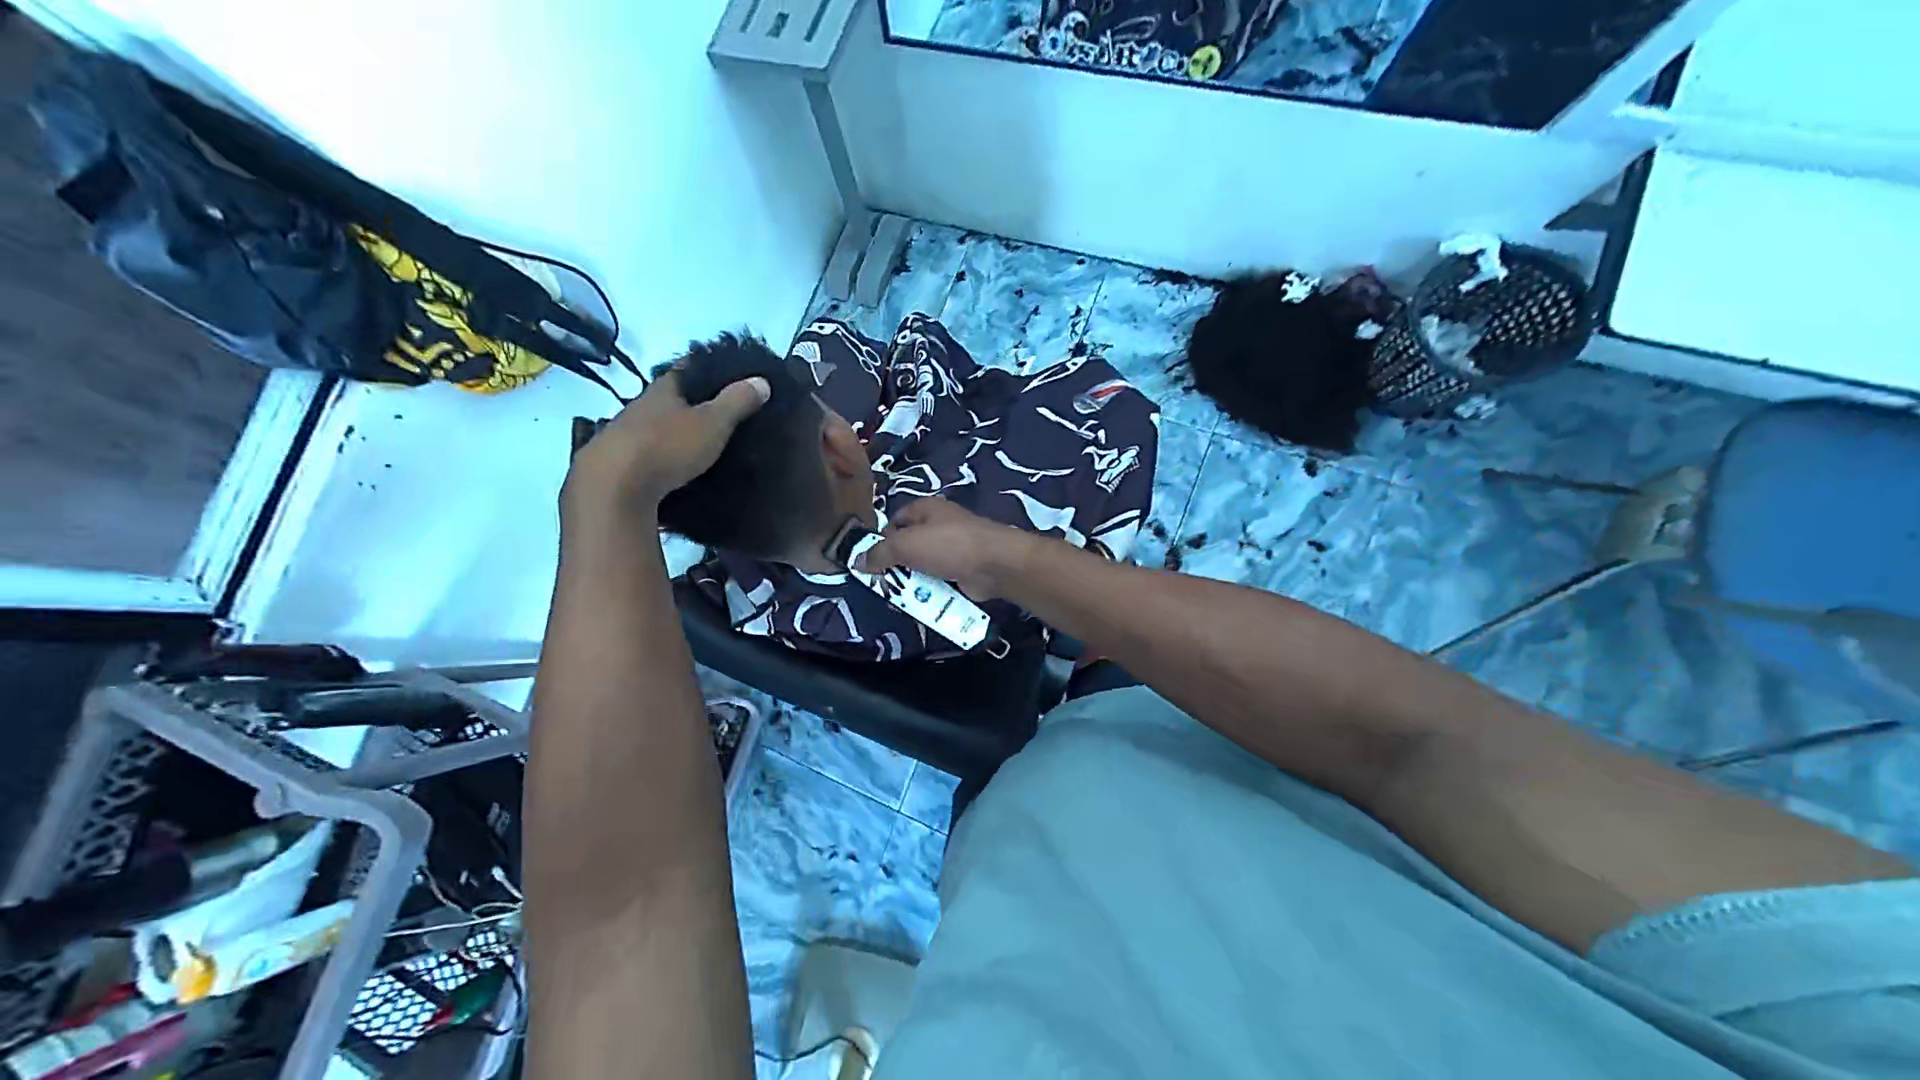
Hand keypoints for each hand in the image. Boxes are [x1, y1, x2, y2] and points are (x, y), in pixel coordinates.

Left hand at [563, 370, 768, 521]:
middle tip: (720, 414)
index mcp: (662, 390)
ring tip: (701, 444)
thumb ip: (737, 402)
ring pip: (655, 427)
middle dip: (692, 404)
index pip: (686, 369)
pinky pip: (646, 455)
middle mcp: (639, 406)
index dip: (707, 368)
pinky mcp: (617, 465)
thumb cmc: (667, 446)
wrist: (612, 488)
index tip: (729, 374)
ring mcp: (624, 435)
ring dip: (674, 433)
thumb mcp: (712, 422)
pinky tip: (676, 470)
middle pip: (669, 399)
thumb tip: (762, 380)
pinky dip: (663, 458)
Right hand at [856, 498, 1038, 599]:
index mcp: (925, 509)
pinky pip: (940, 580)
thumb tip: (857, 561)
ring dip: (914, 581)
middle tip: (884, 583)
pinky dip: (932, 590)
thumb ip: (879, 553)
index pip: (894, 521)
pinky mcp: (964, 570)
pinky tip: (924, 601)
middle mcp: (939, 525)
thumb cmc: (947, 545)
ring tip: (903, 596)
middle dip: (896, 564)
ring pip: (923, 566)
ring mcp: (953, 548)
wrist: (995, 565)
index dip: (881, 539)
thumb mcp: (905, 545)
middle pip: (908, 545)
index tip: (872, 560)